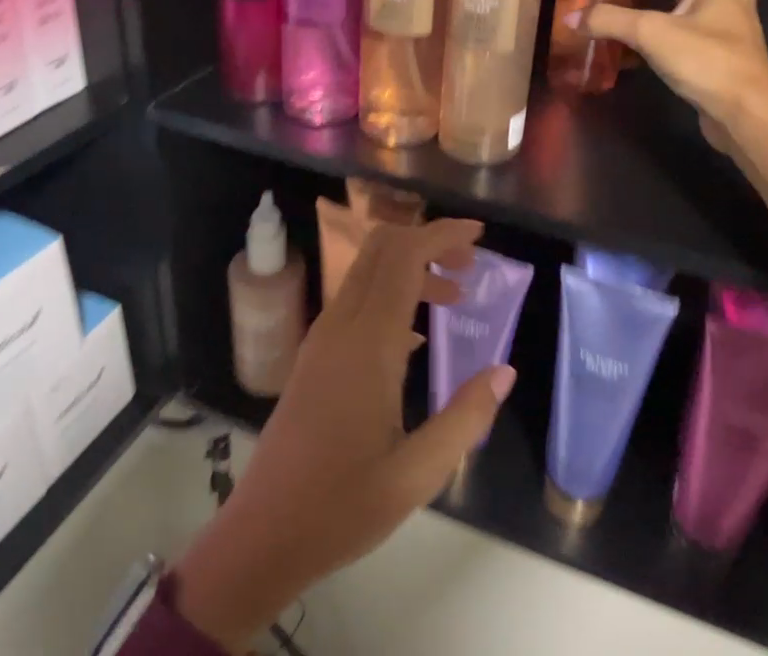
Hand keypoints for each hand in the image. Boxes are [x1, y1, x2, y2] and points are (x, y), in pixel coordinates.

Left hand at [172, 219, 516, 651]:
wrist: (263, 534)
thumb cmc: (342, 506)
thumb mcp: (418, 473)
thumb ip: (466, 417)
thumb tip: (504, 371)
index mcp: (368, 345)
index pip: (403, 258)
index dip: (440, 234)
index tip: (479, 235)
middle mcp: (340, 330)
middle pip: (379, 252)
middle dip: (427, 242)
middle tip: (471, 264)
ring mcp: (320, 343)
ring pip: (365, 275)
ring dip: (409, 270)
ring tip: (455, 299)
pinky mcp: (313, 361)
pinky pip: (354, 305)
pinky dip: (390, 298)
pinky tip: (418, 338)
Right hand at [577, 0, 767, 159]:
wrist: (745, 111)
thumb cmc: (707, 59)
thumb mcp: (650, 34)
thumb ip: (611, 20)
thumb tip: (571, 16)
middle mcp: (737, 5)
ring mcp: (737, 36)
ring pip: (723, 6)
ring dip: (699, 0)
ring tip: (668, 3)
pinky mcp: (731, 63)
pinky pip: (714, 35)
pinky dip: (695, 30)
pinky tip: (668, 44)